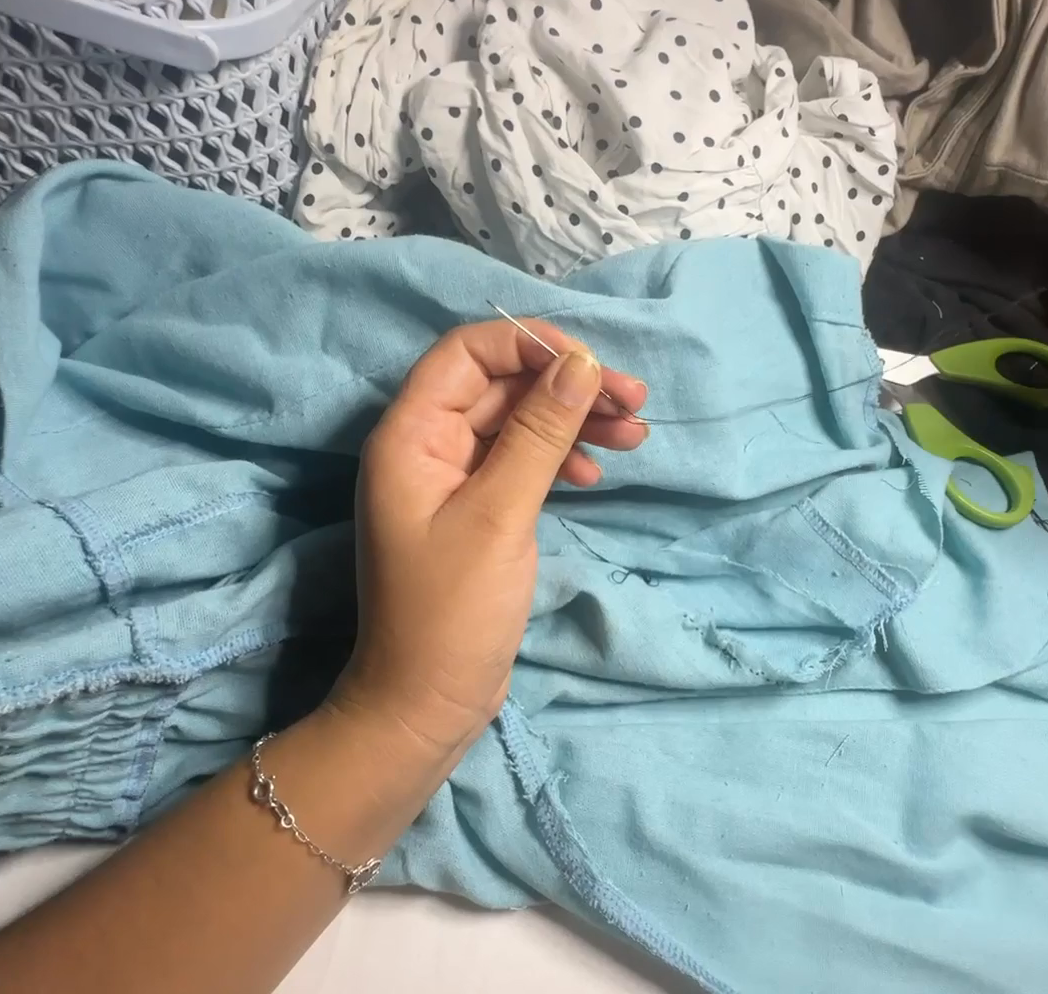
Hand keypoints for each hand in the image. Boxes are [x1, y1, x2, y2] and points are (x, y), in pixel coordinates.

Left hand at [334, 320, 648, 750]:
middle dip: (566, 386)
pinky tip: (594, 473)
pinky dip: (560, 459)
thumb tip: (583, 364)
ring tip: (636, 434)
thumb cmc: (453, 611)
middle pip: (500, 386)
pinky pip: (521, 461)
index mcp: (411, 434)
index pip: (467, 352)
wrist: (428, 702)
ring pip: (518, 423)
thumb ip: (540, 434)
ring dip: (574, 421)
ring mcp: (453, 477)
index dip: (529, 344)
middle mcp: (428, 445)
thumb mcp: (501, 515)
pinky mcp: (478, 507)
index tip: (593, 364)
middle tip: (635, 401)